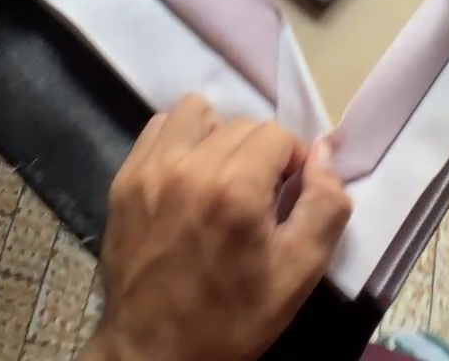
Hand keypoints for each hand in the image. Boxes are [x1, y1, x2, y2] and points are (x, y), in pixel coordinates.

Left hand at [84, 96, 352, 360]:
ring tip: (220, 174)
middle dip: (259, 153)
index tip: (287, 194)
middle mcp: (190, 166)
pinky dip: (179, 140)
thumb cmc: (233, 318)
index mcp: (235, 189)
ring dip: (216, 134)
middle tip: (257, 194)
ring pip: (197, 112)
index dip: (292, 161)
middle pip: (241, 124)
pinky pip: (160, 127)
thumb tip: (322, 151)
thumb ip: (324, 205)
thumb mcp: (299, 274)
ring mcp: (151, 169)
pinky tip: (187, 174)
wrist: (154, 355)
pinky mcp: (124, 177)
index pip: (277, 134)